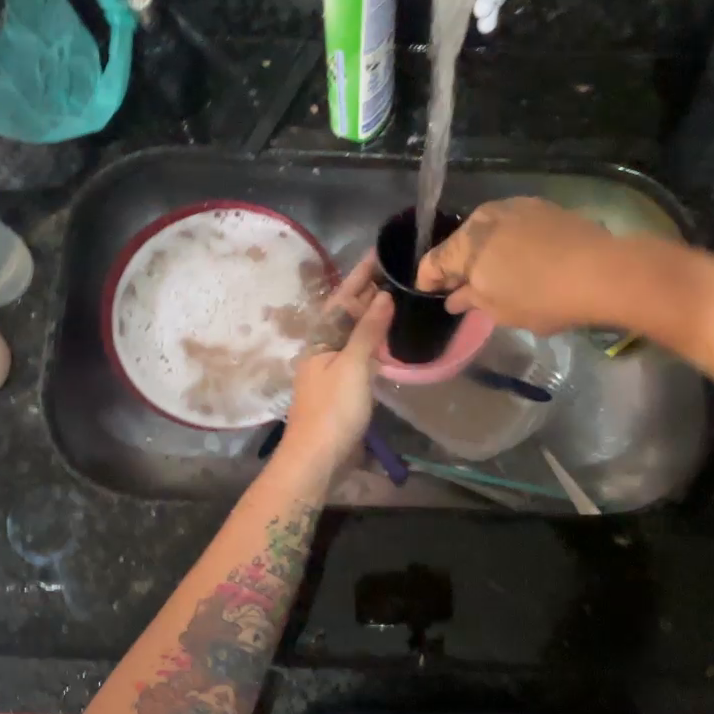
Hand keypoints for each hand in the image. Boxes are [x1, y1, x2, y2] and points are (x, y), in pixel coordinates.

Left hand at [278, 259, 393, 475]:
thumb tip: (383, 295)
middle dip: (369, 292)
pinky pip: (359, 356)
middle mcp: (323, 350)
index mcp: (320, 340)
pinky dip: (374, 343)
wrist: (316, 460)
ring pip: (353, 335)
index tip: (380, 253)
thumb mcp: (352, 366)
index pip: (343, 298)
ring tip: (397, 297)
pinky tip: (388, 341)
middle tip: (397, 270)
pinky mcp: (342, 391)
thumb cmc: (333, 411)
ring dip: (372, 316)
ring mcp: (332, 371)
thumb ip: (367, 331)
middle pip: (347, 314)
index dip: (361, 275)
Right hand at [416, 197, 641, 334]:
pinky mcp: (542, 207)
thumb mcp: (499, 310)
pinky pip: (513, 226)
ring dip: (485, 252)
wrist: (601, 271)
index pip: (433, 262)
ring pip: (487, 231)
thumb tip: (455, 297)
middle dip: (458, 265)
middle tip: (465, 289)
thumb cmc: (541, 297)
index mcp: (466, 244)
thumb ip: (471, 300)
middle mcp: (484, 217)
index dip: (428, 282)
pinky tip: (523, 260)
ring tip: (496, 274)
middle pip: (459, 243)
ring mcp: (515, 207)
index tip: (432, 297)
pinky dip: (509, 242)